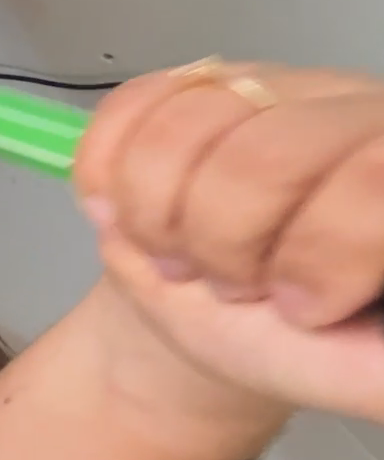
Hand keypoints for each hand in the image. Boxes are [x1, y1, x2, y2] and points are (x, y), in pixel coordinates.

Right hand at [74, 60, 383, 423]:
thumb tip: (373, 338)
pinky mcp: (184, 87)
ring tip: (168, 251)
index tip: (297, 309)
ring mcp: (266, 88)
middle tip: (220, 283)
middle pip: (262, 154)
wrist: (208, 307)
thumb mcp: (360, 372)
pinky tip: (117, 209)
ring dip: (149, 209)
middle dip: (215, 237)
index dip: (320, 249)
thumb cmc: (288, 337)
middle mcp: (358, 113)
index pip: (369, 181)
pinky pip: (127, 105)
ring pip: (181, 124)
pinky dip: (102, 167)